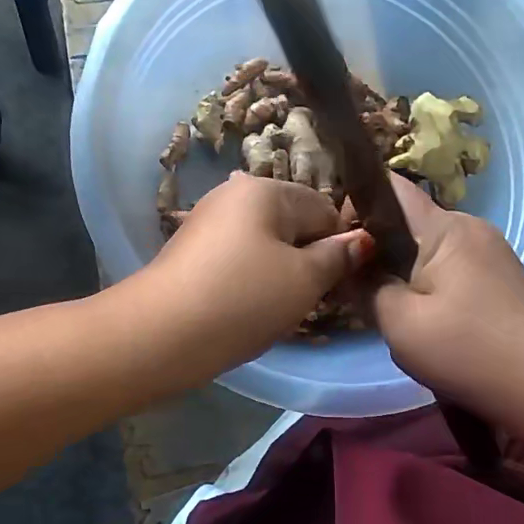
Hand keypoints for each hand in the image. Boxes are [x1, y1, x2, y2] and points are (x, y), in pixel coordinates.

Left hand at [130, 172, 373, 374]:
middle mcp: (233, 195)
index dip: (338, 247)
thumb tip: (362, 240)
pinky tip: (244, 310)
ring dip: (278, 276)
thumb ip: (338, 256)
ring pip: (264, 246)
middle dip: (306, 261)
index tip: (337, 284)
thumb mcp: (304, 280)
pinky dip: (248, 283)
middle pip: (292, 225)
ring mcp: (207, 224)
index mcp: (265, 189)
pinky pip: (237, 261)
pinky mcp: (190, 254)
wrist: (162, 334)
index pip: (325, 209)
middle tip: (304, 301)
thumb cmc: (243, 299)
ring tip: (272, 309)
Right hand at [364, 174, 523, 406]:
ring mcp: (489, 255)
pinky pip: (448, 271)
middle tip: (347, 284)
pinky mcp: (498, 283)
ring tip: (378, 307)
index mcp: (446, 228)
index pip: (390, 189)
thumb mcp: (400, 322)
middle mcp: (470, 230)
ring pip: (426, 251)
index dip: (354, 205)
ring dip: (399, 272)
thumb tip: (355, 268)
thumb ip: (368, 287)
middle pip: (407, 224)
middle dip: (374, 248)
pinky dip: (424, 287)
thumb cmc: (469, 350)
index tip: (333, 242)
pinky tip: (418, 320)